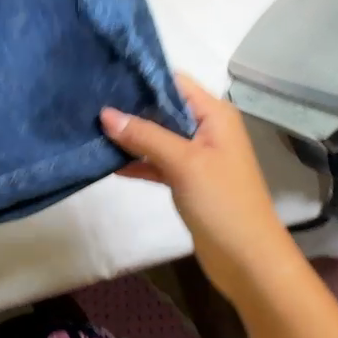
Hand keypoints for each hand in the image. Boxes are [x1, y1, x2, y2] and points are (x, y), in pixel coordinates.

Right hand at [100, 76, 298, 305]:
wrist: (249, 262)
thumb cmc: (223, 202)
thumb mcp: (183, 163)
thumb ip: (144, 135)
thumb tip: (104, 113)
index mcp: (214, 114)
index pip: (173, 81)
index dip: (142, 76)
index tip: (104, 74)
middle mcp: (206, 128)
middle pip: (162, 106)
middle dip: (129, 106)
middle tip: (89, 100)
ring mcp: (196, 155)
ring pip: (156, 134)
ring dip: (130, 134)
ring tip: (91, 126)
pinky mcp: (187, 179)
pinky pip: (156, 160)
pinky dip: (136, 160)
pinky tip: (108, 162)